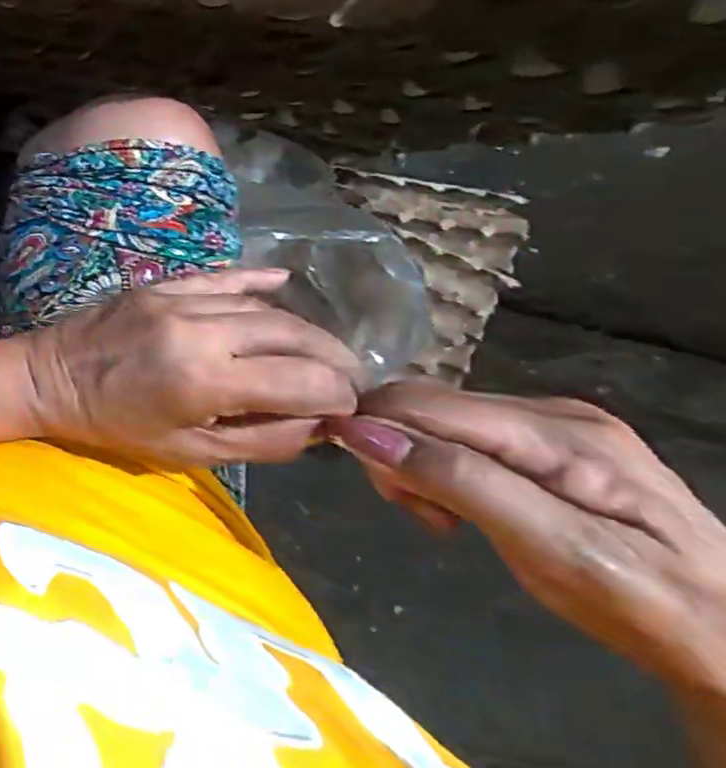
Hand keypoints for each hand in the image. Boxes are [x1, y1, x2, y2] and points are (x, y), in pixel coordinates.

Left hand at [25, 267, 362, 467]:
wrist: (48, 378)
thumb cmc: (114, 424)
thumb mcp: (190, 452)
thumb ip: (263, 439)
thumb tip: (322, 423)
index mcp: (205, 379)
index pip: (308, 381)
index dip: (339, 400)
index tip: (342, 411)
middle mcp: (197, 329)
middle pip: (296, 335)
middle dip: (333, 361)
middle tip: (344, 381)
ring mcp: (176, 300)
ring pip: (264, 305)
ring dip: (300, 328)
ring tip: (315, 351)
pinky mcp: (158, 285)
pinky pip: (220, 277)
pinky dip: (256, 281)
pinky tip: (284, 282)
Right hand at [331, 384, 725, 698]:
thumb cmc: (654, 608)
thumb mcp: (555, 550)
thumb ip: (457, 481)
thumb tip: (357, 432)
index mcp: (557, 431)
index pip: (419, 403)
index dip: (374, 434)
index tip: (390, 495)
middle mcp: (549, 412)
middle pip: (420, 407)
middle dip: (395, 456)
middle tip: (424, 515)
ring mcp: (548, 426)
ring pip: (428, 421)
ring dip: (413, 468)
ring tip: (445, 518)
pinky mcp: (540, 445)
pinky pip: (452, 437)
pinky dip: (435, 472)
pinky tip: (461, 508)